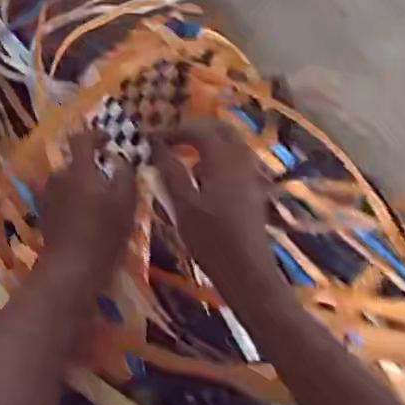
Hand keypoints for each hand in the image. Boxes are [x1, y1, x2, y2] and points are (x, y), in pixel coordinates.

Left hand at [36, 132, 138, 294]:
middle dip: (93, 167)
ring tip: (101, 202)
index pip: (82, 138)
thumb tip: (120, 158)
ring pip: (69, 180)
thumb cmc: (103, 232)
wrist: (71, 265)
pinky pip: (62, 195)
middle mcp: (59, 174)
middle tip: (111, 181)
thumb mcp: (125, 203)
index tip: (109, 138)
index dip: (95, 134)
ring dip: (83, 185)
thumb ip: (124, 175)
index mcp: (78, 168)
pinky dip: (74, 199)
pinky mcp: (44, 209)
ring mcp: (47, 192)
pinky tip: (86, 216)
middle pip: (76, 162)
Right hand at [153, 120, 279, 297]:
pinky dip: (216, 156)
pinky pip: (235, 160)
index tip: (151, 139)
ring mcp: (251, 178)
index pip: (198, 130)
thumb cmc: (211, 239)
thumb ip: (169, 169)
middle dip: (194, 128)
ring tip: (181, 152)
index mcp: (224, 162)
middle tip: (169, 137)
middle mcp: (241, 164)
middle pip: (222, 130)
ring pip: (231, 144)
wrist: (248, 275)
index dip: (173, 130)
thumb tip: (155, 144)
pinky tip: (199, 173)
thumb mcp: (181, 203)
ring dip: (206, 141)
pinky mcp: (253, 192)